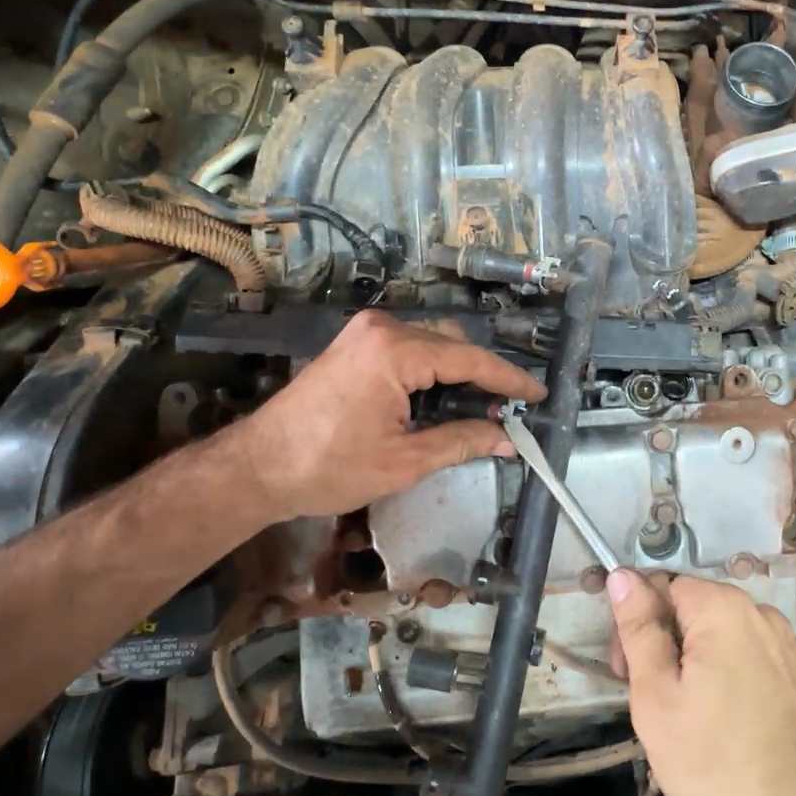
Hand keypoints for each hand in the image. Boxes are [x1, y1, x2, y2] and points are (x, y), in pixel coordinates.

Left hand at [229, 311, 545, 521]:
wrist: (257, 467)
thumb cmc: (329, 467)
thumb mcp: (404, 462)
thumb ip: (461, 442)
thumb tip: (507, 439)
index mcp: (396, 351)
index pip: (470, 360)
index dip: (508, 380)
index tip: (537, 395)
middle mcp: (383, 328)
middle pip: (453, 344)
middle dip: (483, 376)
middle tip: (507, 412)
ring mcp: (366, 332)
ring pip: (433, 343)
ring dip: (459, 372)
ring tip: (480, 409)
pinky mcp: (355, 343)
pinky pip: (410, 347)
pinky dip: (433, 369)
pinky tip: (444, 398)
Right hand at [607, 570, 795, 795]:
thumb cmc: (712, 762)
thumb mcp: (657, 696)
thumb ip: (638, 629)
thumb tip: (621, 574)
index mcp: (724, 608)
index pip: (663, 584)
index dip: (636, 621)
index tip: (625, 668)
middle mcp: (761, 612)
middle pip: (694, 608)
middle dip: (664, 641)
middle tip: (651, 697)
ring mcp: (786, 644)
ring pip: (721, 634)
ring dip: (695, 660)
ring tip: (686, 714)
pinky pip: (750, 656)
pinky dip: (728, 675)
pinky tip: (720, 718)